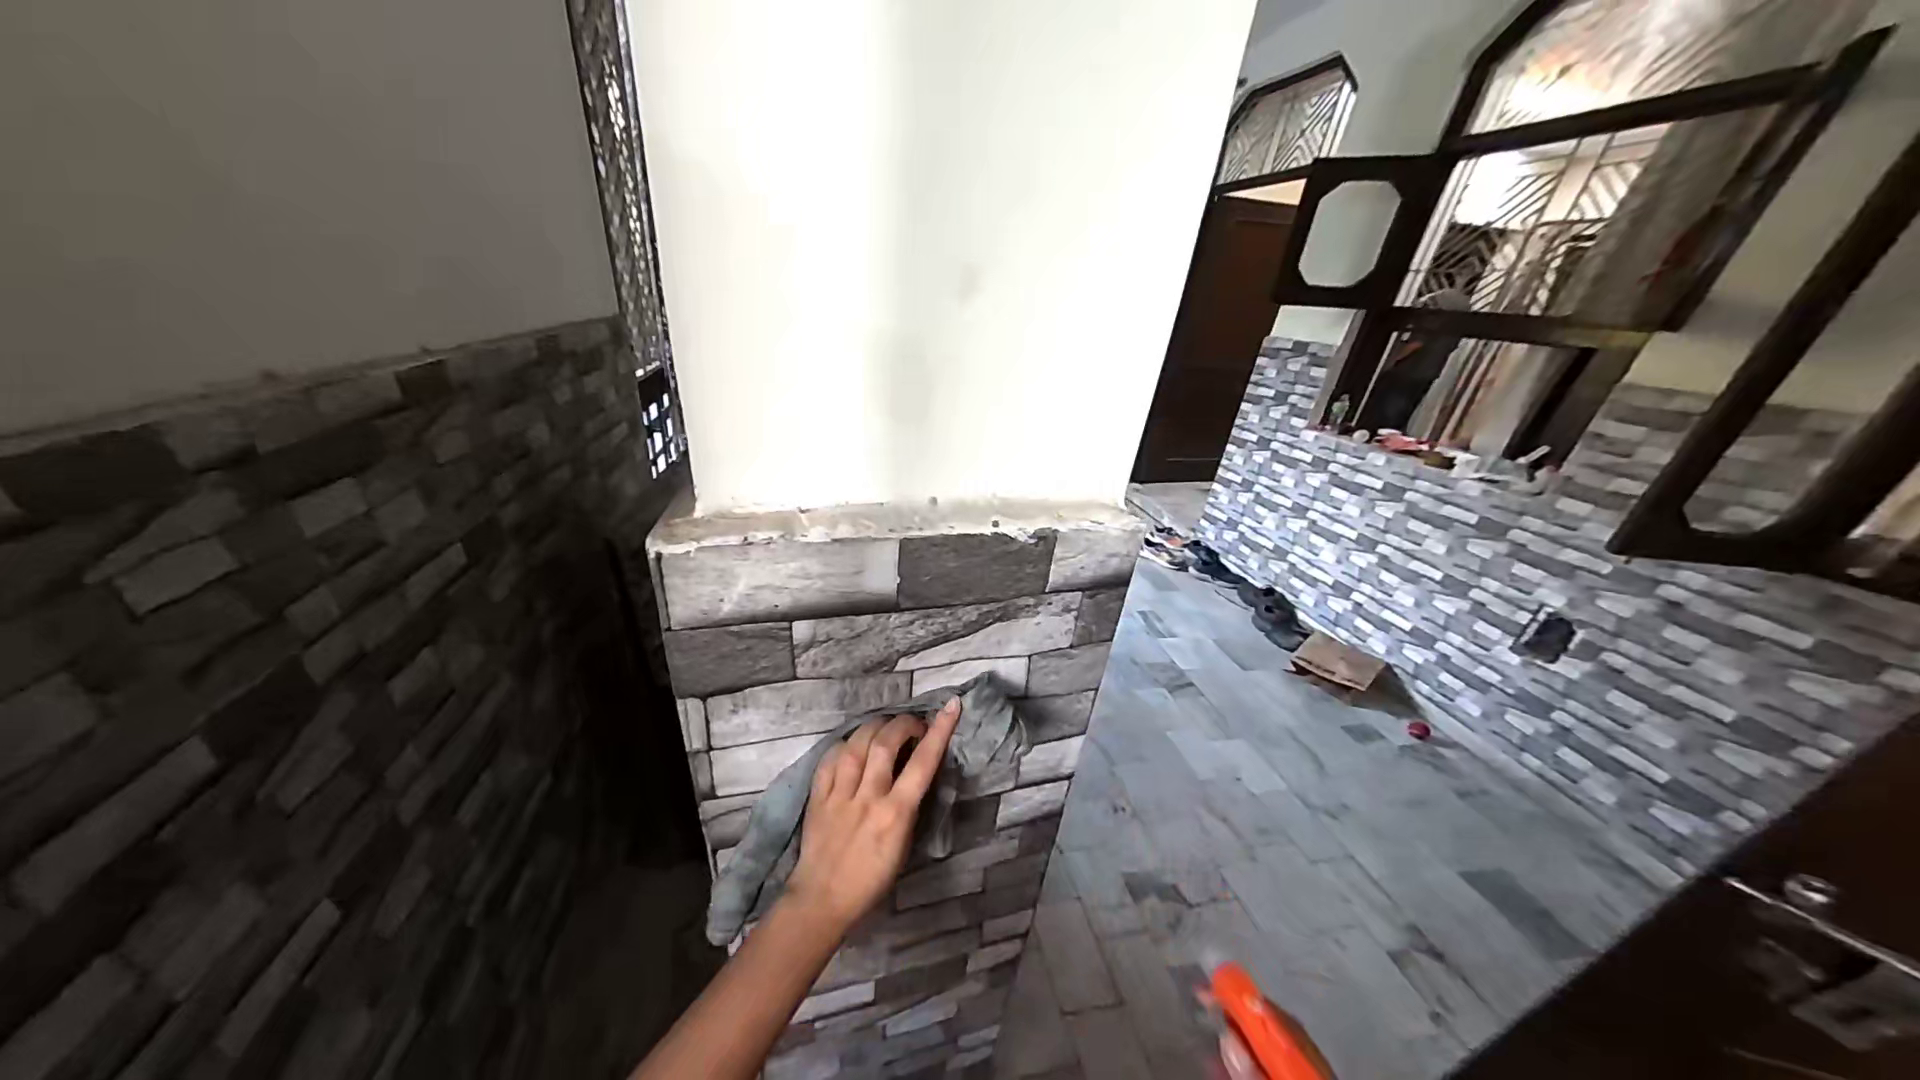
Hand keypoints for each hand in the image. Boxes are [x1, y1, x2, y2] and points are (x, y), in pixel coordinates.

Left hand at [782, 699, 961, 934]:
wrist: (822, 901)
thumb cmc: (871, 881)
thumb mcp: (904, 846)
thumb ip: (908, 806)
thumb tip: (914, 774)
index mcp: (896, 813)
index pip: (923, 762)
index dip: (940, 730)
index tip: (951, 706)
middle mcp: (868, 797)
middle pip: (885, 743)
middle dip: (904, 723)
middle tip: (913, 725)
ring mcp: (839, 795)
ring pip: (856, 744)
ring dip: (875, 727)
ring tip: (885, 726)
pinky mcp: (817, 797)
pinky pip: (830, 759)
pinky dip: (844, 745)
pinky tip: (852, 745)